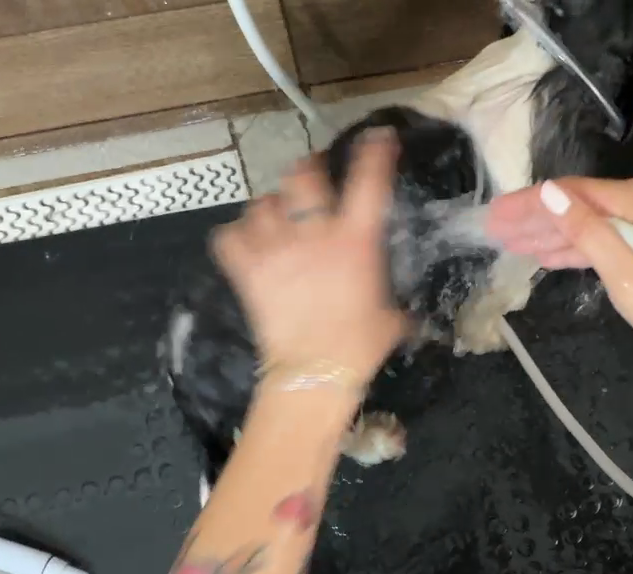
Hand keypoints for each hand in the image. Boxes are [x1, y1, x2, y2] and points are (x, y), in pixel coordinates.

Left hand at [211, 130, 407, 390]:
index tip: (377, 139)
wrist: (315, 375)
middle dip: (306, 171)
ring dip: (271, 209)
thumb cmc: (360, 349)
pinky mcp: (247, 270)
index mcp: (356, 241)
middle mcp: (313, 233)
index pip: (369, 181)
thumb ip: (393, 301)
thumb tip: (402, 310)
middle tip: (310, 179)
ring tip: (277, 222)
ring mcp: (276, 248)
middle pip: (300, 174)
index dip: (374, 153)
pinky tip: (248, 246)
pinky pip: (229, 235)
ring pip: (262, 203)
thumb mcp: (391, 320)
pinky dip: (237, 236)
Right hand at [483, 177, 632, 362]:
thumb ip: (587, 231)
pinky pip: (597, 240)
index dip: (526, 204)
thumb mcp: (625, 270)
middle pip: (572, 204)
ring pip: (583, 223)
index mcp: (630, 202)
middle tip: (493, 231)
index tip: (492, 217)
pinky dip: (570, 248)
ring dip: (547, 234)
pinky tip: (548, 257)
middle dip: (531, 218)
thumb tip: (550, 192)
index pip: (566, 193)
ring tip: (511, 245)